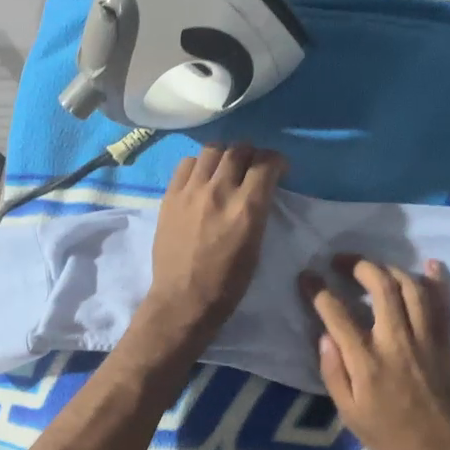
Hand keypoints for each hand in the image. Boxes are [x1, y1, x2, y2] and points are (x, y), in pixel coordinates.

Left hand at [138, 143, 286, 344]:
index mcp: (247, 208)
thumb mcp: (257, 247)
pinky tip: (203, 177)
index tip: (279, 169)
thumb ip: (258, 211)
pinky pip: (187, 163)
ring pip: (212, 150)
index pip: (266, 163)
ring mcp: (191, 191)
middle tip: (253, 166)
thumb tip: (259, 191)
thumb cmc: (228, 283)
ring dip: (226, 154)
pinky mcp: (170, 195)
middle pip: (239, 149)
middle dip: (253, 154)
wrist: (183, 300)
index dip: (277, 161)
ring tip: (227, 167)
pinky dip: (200, 164)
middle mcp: (219, 192)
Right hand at [299, 256, 449, 449]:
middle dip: (357, 265)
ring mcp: (426, 338)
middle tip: (340, 262)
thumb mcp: (349, 415)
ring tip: (374, 269)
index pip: (336, 312)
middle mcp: (397, 340)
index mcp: (367, 361)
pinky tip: (429, 265)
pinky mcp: (446, 343)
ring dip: (390, 269)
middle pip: (380, 285)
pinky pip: (443, 303)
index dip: (317, 289)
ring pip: (411, 287)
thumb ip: (333, 372)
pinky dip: (437, 280)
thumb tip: (324, 335)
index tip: (306, 277)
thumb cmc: (391, 439)